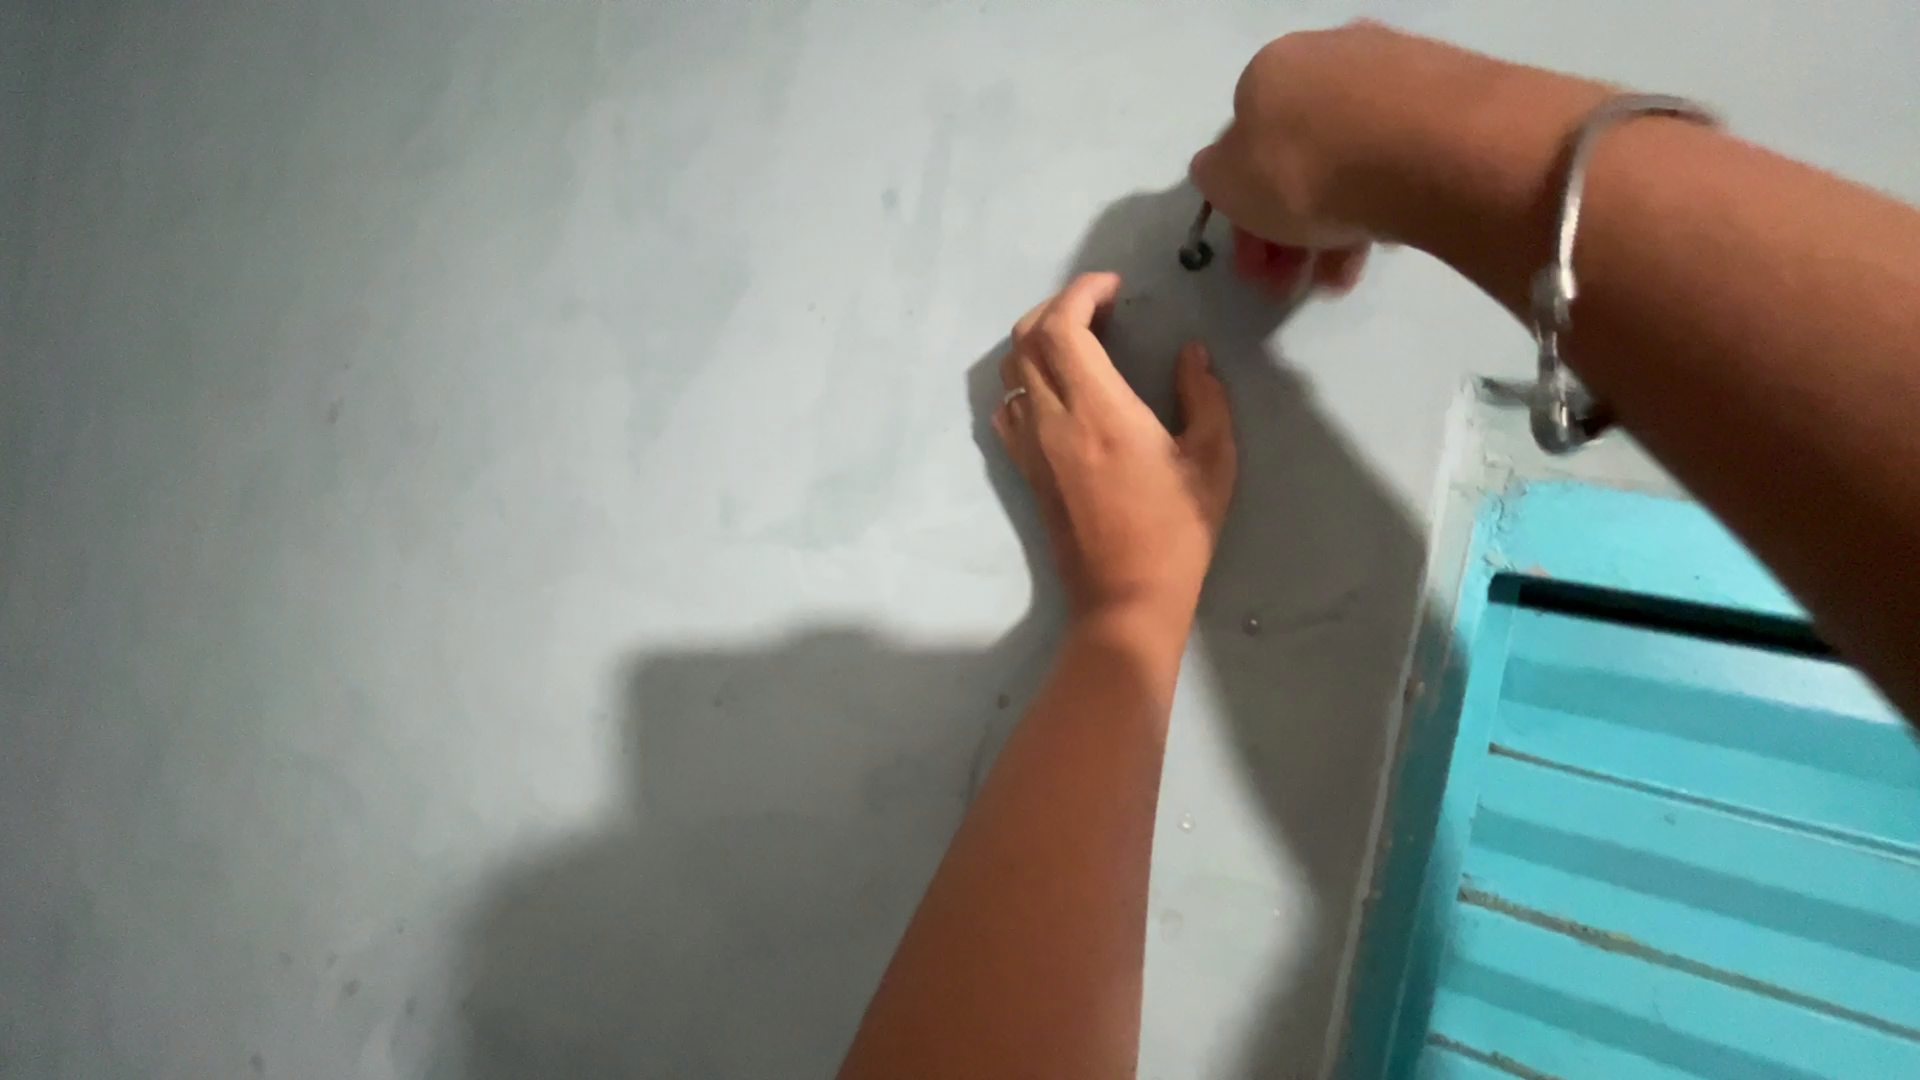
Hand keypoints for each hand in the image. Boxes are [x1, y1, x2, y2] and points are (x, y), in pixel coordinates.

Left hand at [994, 273, 1235, 633]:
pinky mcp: (1024, 470)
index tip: (1114, 289)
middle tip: (1099, 310)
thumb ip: (1204, 395)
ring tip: (1078, 341)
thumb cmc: (1176, 531)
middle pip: (1026, 339)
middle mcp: (1052, 421)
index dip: (1081, 293)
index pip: (1062, 328)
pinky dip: (1022, 382)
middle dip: (1058, 307)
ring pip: (1011, 372)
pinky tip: (1054, 390)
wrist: (1124, 597)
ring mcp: (1030, 447)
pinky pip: (1006, 409)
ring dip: (1037, 341)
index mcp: (1099, 411)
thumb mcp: (1212, 460)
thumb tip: (1190, 353)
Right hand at [1189, 22, 1507, 297]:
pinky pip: (1391, 163)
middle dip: (1284, 232)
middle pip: (1294, 161)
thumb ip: (1214, 175)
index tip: (1252, 258)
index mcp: (1269, 70)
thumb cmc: (1304, 169)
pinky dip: (1373, 209)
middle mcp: (1328, 56)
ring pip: (1343, 167)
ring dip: (1327, 234)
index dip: (1240, 211)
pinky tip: (1373, 252)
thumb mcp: (1225, 183)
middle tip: (1288, 283)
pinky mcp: (1445, 97)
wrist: (1426, 151)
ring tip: (1334, 281)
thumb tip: (1222, 167)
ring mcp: (1391, 72)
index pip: (1242, 145)